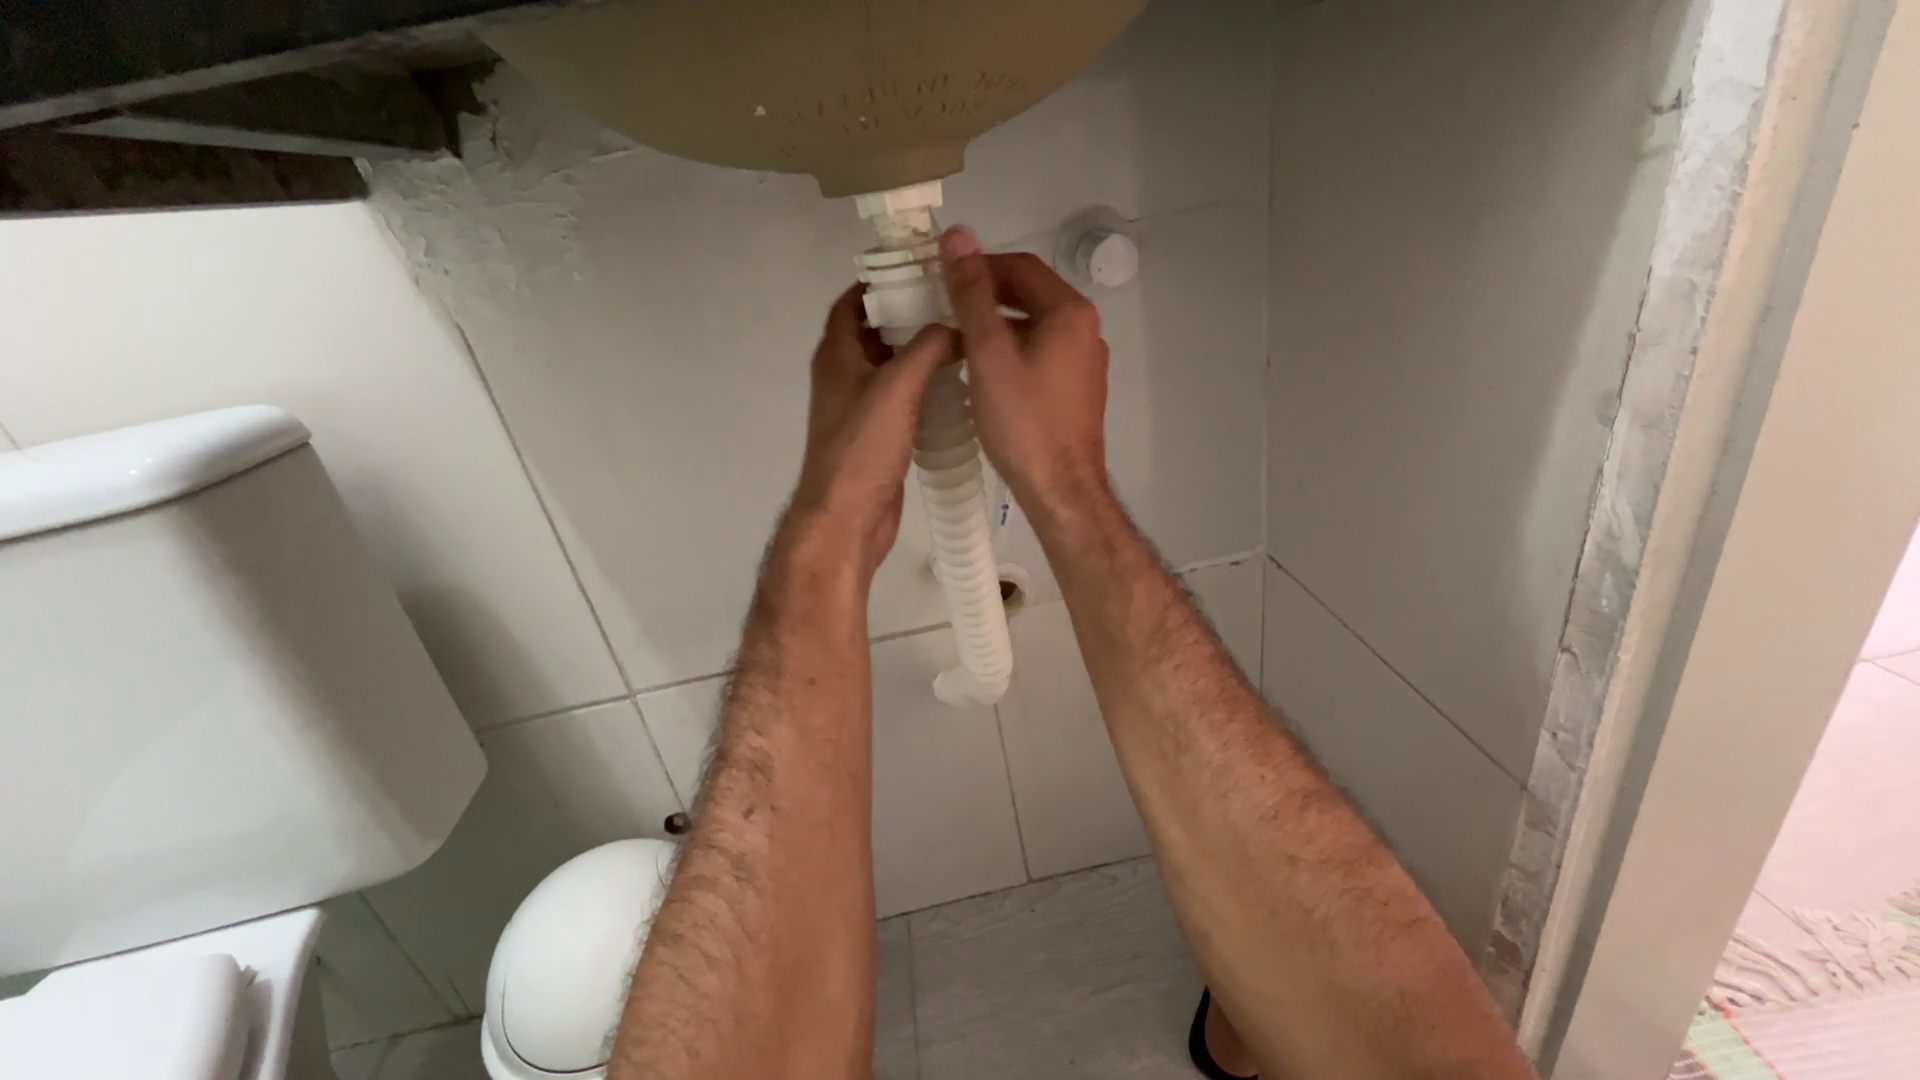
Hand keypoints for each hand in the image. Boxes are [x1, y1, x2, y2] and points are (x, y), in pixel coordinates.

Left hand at [787, 284, 954, 583]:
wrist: (847, 518)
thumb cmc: (863, 447)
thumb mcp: (897, 386)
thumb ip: (928, 348)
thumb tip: (956, 326)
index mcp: (836, 356)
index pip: (850, 303)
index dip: (879, 283)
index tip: (921, 271)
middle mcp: (843, 378)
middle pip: (875, 334)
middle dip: (910, 317)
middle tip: (955, 306)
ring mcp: (859, 411)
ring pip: (891, 369)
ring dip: (920, 355)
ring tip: (964, 341)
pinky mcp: (877, 438)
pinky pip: (902, 401)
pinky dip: (924, 389)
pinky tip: (957, 389)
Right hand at [938, 226, 1111, 519]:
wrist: (1060, 489)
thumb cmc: (1022, 421)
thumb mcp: (989, 353)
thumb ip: (972, 294)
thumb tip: (957, 235)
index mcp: (1070, 312)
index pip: (1020, 266)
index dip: (978, 266)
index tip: (939, 279)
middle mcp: (1086, 330)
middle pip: (1031, 294)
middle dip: (987, 294)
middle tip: (943, 307)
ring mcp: (1085, 363)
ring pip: (1035, 326)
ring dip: (997, 324)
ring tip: (956, 338)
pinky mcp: (1079, 391)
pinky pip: (1042, 354)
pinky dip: (1012, 350)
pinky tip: (985, 371)